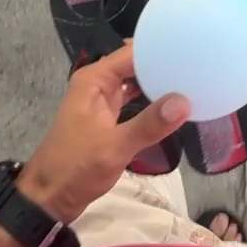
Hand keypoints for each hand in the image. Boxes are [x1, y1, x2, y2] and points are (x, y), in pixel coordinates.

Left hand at [18, 44, 189, 223]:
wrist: (48, 199)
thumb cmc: (75, 167)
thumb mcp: (114, 146)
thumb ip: (149, 124)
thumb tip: (184, 102)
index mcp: (94, 79)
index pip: (132, 52)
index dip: (159, 47)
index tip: (190, 48)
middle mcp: (98, 84)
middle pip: (134, 64)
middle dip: (162, 63)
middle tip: (197, 64)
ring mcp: (102, 102)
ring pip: (135, 83)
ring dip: (158, 82)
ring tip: (192, 79)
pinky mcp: (108, 120)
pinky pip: (133, 101)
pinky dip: (151, 101)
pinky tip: (173, 105)